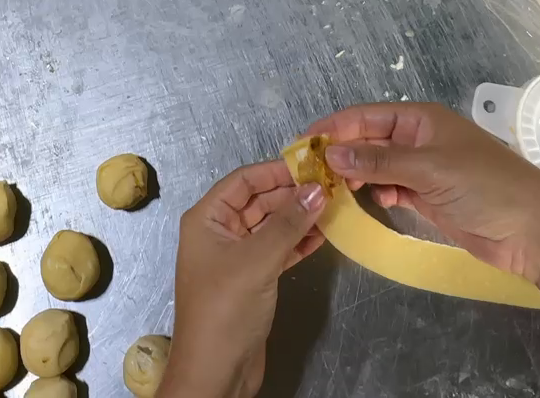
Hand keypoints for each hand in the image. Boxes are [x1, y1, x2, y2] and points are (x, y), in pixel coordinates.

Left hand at [163, 160, 325, 397]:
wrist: (216, 374)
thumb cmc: (225, 308)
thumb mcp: (257, 260)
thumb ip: (288, 223)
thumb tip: (317, 189)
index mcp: (207, 217)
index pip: (244, 180)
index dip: (275, 171)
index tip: (310, 165)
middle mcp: (219, 231)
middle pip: (259, 201)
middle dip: (291, 194)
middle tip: (329, 186)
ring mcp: (236, 256)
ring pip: (271, 226)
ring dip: (298, 218)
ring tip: (332, 208)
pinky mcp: (253, 279)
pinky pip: (277, 249)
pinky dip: (298, 242)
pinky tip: (322, 236)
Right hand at [305, 102, 539, 281]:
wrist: (535, 231)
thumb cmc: (484, 186)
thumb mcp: (428, 169)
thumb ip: (377, 162)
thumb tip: (330, 154)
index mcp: (419, 119)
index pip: (365, 116)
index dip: (334, 127)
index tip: (304, 144)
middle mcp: (417, 139)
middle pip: (367, 140)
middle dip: (341, 153)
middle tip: (309, 171)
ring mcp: (422, 169)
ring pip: (376, 166)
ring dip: (355, 176)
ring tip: (329, 189)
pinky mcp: (428, 197)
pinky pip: (390, 188)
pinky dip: (376, 193)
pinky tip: (367, 202)